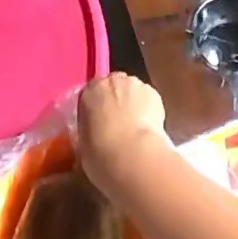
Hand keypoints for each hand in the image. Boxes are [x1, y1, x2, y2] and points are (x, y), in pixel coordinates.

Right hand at [74, 73, 166, 187]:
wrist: (132, 157)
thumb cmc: (100, 154)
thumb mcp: (83, 145)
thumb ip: (87, 130)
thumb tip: (92, 132)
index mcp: (90, 91)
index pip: (91, 92)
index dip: (96, 106)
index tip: (98, 121)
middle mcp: (112, 81)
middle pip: (113, 86)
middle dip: (115, 100)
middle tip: (117, 123)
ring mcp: (135, 85)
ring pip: (132, 90)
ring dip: (132, 102)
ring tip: (134, 128)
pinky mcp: (154, 93)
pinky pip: (148, 98)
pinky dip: (148, 109)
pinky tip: (147, 128)